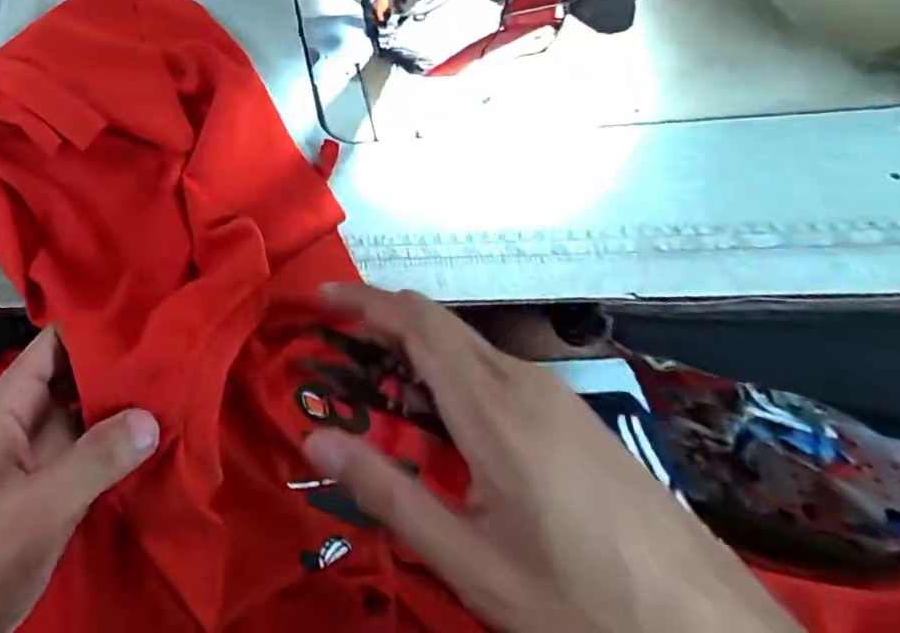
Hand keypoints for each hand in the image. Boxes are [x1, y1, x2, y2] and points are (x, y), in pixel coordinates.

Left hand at [0, 327, 158, 632]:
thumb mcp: (39, 505)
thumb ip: (94, 460)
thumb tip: (151, 417)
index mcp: (12, 403)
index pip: (56, 343)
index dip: (94, 326)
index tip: (142, 317)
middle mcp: (31, 415)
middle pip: (77, 371)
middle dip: (118, 361)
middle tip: (171, 347)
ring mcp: (46, 449)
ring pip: (89, 407)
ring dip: (124, 398)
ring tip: (175, 378)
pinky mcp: (60, 480)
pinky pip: (96, 443)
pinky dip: (123, 435)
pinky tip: (160, 428)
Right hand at [302, 284, 802, 632]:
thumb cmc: (585, 604)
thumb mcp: (472, 564)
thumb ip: (388, 494)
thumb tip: (314, 442)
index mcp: (493, 408)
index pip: (416, 323)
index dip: (365, 301)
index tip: (322, 297)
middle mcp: (525, 383)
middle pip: (440, 326)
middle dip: (383, 322)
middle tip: (336, 346)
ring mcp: (559, 399)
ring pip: (471, 349)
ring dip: (419, 351)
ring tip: (382, 388)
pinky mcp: (580, 420)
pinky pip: (500, 373)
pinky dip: (455, 374)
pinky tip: (450, 424)